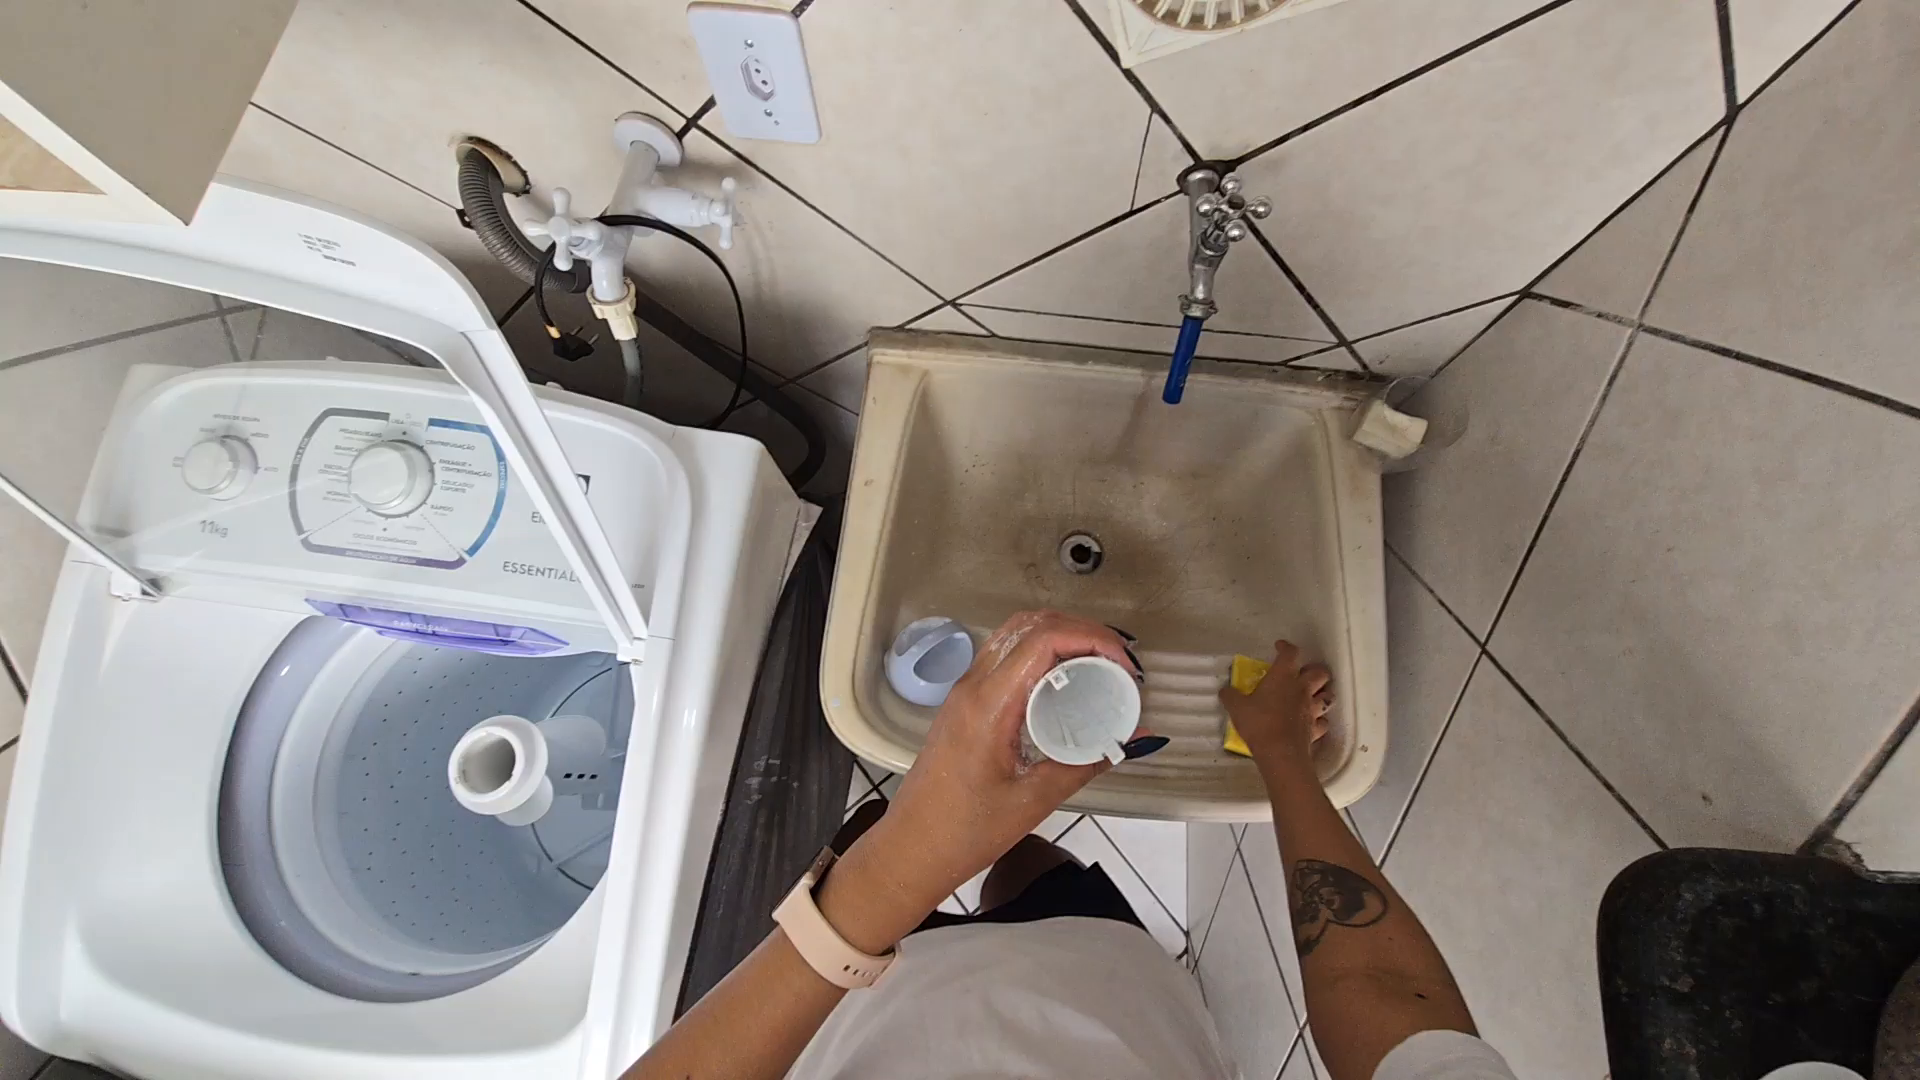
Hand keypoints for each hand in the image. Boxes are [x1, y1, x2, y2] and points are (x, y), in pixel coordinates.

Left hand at [865, 611, 1145, 900]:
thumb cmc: (967, 830)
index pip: (1042, 640)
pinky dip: (1041, 651)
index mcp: (989, 702)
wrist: (911, 847)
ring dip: (1060, 635)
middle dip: (1081, 630)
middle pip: (1030, 625)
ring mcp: (966, 688)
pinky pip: (1006, 656)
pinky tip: (1066, 680)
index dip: (1090, 637)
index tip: (1125, 664)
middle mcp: (974, 683)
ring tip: (1099, 664)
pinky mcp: (966, 700)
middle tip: (1119, 661)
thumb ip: (1085, 763)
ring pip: (1015, 634)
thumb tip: (1133, 739)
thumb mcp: (1033, 800)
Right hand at [1218, 640, 1332, 763]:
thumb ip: (1230, 695)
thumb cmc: (1258, 723)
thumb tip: (1225, 691)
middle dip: (1313, 670)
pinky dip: (1318, 720)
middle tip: (1301, 674)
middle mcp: (1302, 689)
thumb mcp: (1236, 707)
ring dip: (1321, 694)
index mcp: (1283, 677)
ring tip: (1310, 697)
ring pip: (1327, 696)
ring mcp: (1312, 710)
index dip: (1286, 647)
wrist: (1280, 753)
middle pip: (1320, 673)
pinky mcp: (1316, 729)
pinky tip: (1310, 722)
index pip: (1291, 653)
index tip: (1279, 647)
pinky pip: (1323, 721)